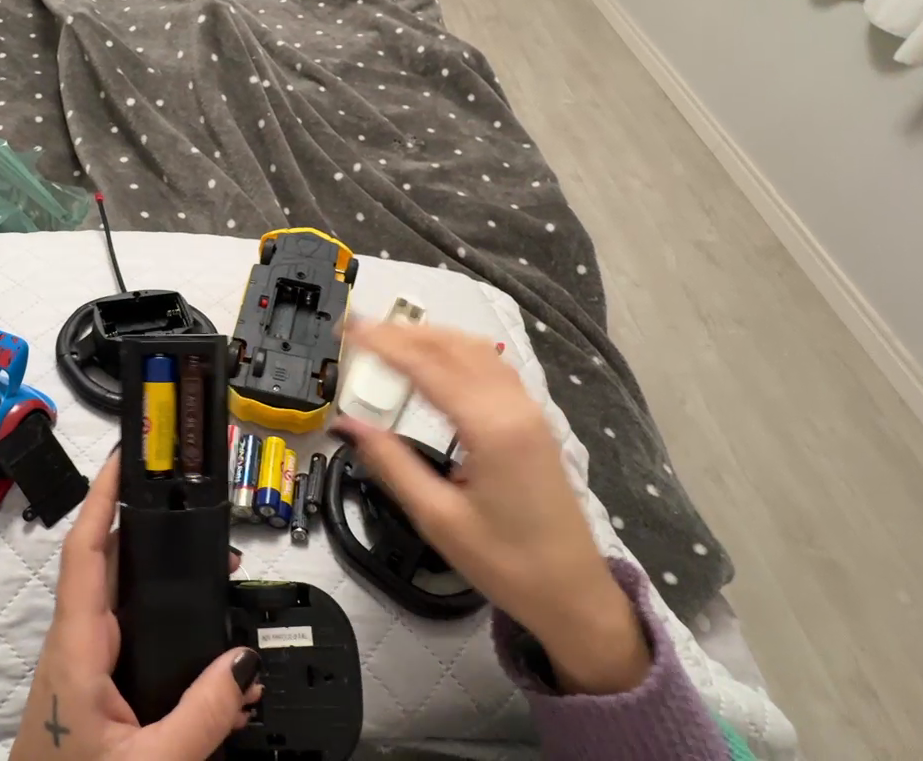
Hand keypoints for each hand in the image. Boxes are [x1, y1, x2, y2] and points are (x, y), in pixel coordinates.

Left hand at [10, 454, 263, 759]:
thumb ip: (204, 714)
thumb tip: (244, 660)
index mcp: (76, 648)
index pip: (86, 552)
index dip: (102, 498)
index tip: (122, 459)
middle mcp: (73, 645)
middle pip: (107, 564)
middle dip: (149, 531)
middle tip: (196, 517)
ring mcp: (80, 664)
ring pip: (119, 599)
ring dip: (158, 576)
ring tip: (209, 570)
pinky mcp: (90, 685)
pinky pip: (127, 633)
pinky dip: (161, 619)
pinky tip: (195, 636)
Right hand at [334, 322, 649, 694]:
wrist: (575, 594)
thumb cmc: (507, 564)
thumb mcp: (438, 518)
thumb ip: (391, 463)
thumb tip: (347, 425)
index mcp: (490, 428)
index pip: (426, 365)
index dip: (383, 342)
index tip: (347, 329)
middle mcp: (513, 407)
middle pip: (452, 346)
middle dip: (402, 331)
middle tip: (359, 328)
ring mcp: (529, 410)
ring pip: (475, 350)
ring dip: (430, 335)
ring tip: (388, 336)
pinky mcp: (533, 421)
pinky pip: (491, 365)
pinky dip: (455, 349)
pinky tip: (435, 358)